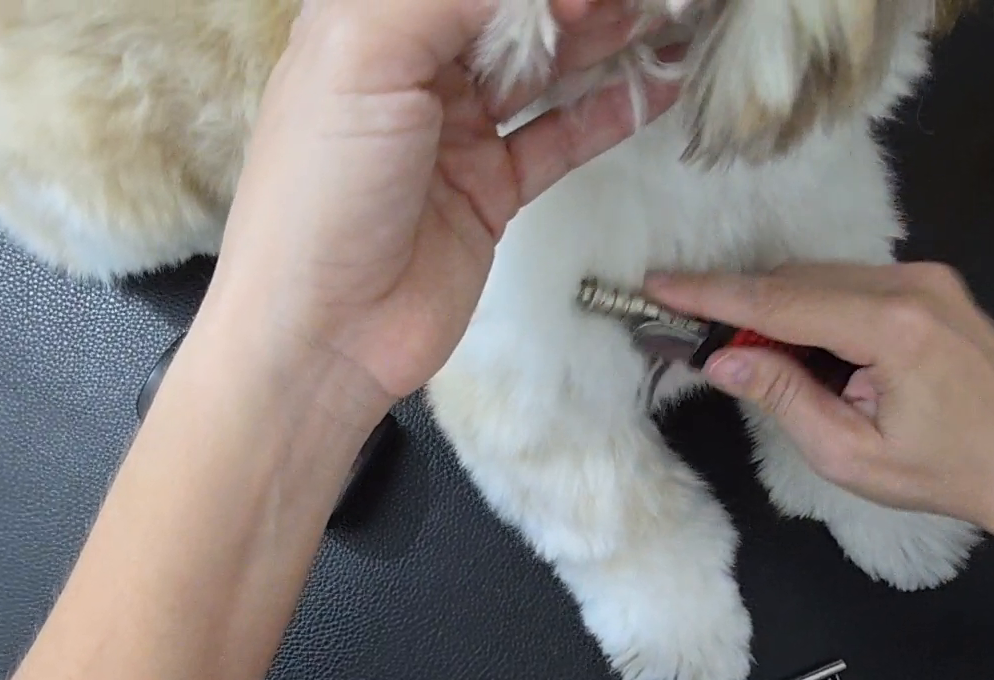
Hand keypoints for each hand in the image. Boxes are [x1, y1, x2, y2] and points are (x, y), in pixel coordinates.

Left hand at [204, 0, 677, 419]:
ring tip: (674, 13)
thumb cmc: (320, 194)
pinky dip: (607, 114)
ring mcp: (457, 136)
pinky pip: (559, 141)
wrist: (326, 334)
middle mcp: (417, 71)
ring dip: (608, 38)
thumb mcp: (363, 55)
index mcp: (371, 20)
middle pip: (514, 10)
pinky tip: (658, 87)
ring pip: (546, 69)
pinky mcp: (488, 194)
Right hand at [647, 263, 993, 537]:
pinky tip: (793, 346)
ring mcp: (925, 279)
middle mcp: (910, 285)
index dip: (710, 294)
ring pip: (818, 278)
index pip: (777, 301)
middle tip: (686, 334)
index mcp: (891, 327)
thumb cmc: (942, 471)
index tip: (658, 285)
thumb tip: (720, 360)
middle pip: (794, 280)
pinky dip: (805, 309)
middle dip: (734, 303)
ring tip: (740, 352)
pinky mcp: (930, 287)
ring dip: (770, 308)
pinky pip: (846, 285)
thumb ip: (782, 395)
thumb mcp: (847, 451)